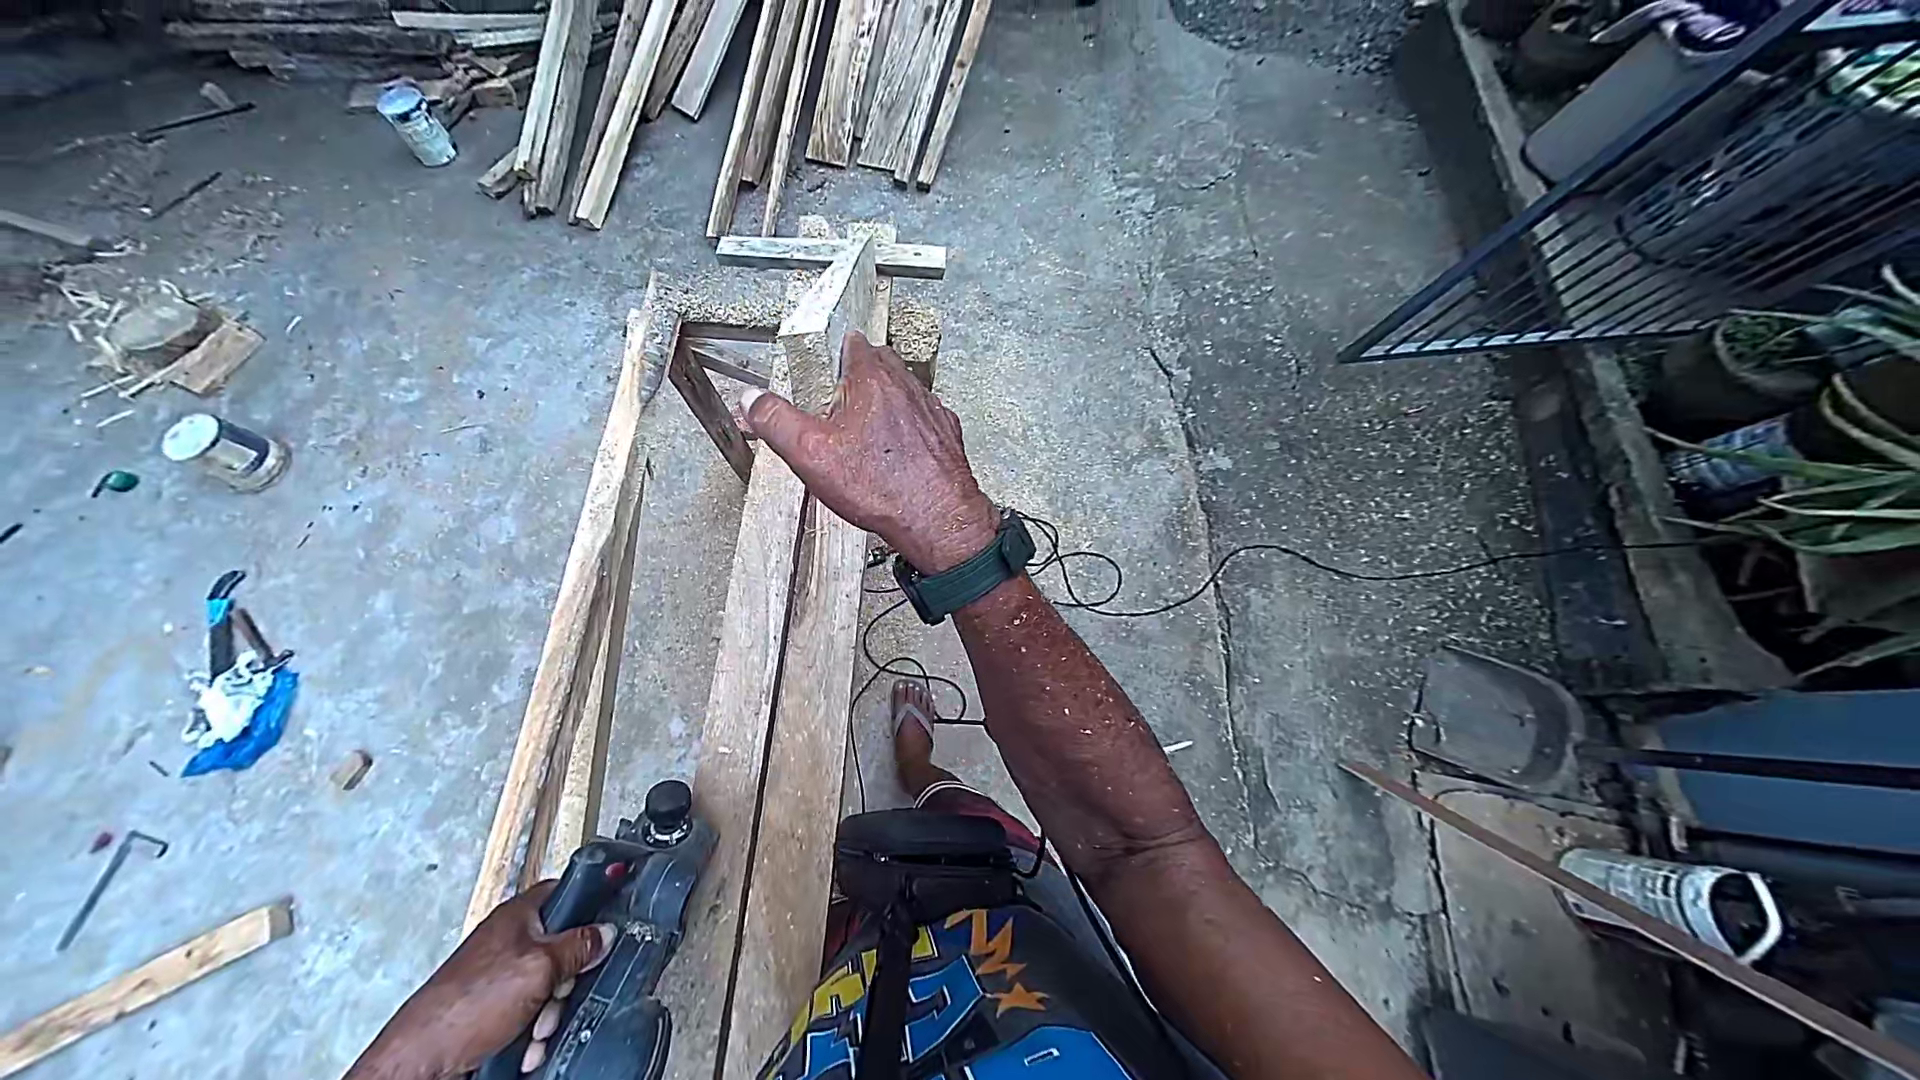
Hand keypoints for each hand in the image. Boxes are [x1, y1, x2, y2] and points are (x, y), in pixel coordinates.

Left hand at [346, 881, 615, 1079]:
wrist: (417, 1069)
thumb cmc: (462, 1009)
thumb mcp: (540, 968)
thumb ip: (580, 944)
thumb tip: (605, 933)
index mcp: (520, 915)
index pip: (569, 890)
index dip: (593, 902)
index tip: (611, 916)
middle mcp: (511, 941)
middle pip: (566, 945)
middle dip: (569, 977)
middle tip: (561, 991)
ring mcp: (502, 976)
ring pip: (552, 983)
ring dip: (552, 1010)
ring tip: (536, 1029)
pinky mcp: (495, 1011)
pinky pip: (533, 1011)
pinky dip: (534, 1030)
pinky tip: (525, 1046)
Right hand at [739, 332, 999, 573]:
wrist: (936, 519)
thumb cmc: (882, 488)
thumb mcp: (810, 455)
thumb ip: (777, 421)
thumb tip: (752, 400)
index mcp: (872, 381)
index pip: (854, 345)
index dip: (837, 354)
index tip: (828, 366)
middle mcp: (907, 388)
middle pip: (882, 364)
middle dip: (862, 376)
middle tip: (843, 399)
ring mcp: (931, 411)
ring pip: (905, 391)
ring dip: (888, 401)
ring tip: (868, 428)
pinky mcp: (947, 435)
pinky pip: (924, 420)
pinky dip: (910, 428)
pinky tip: (898, 451)